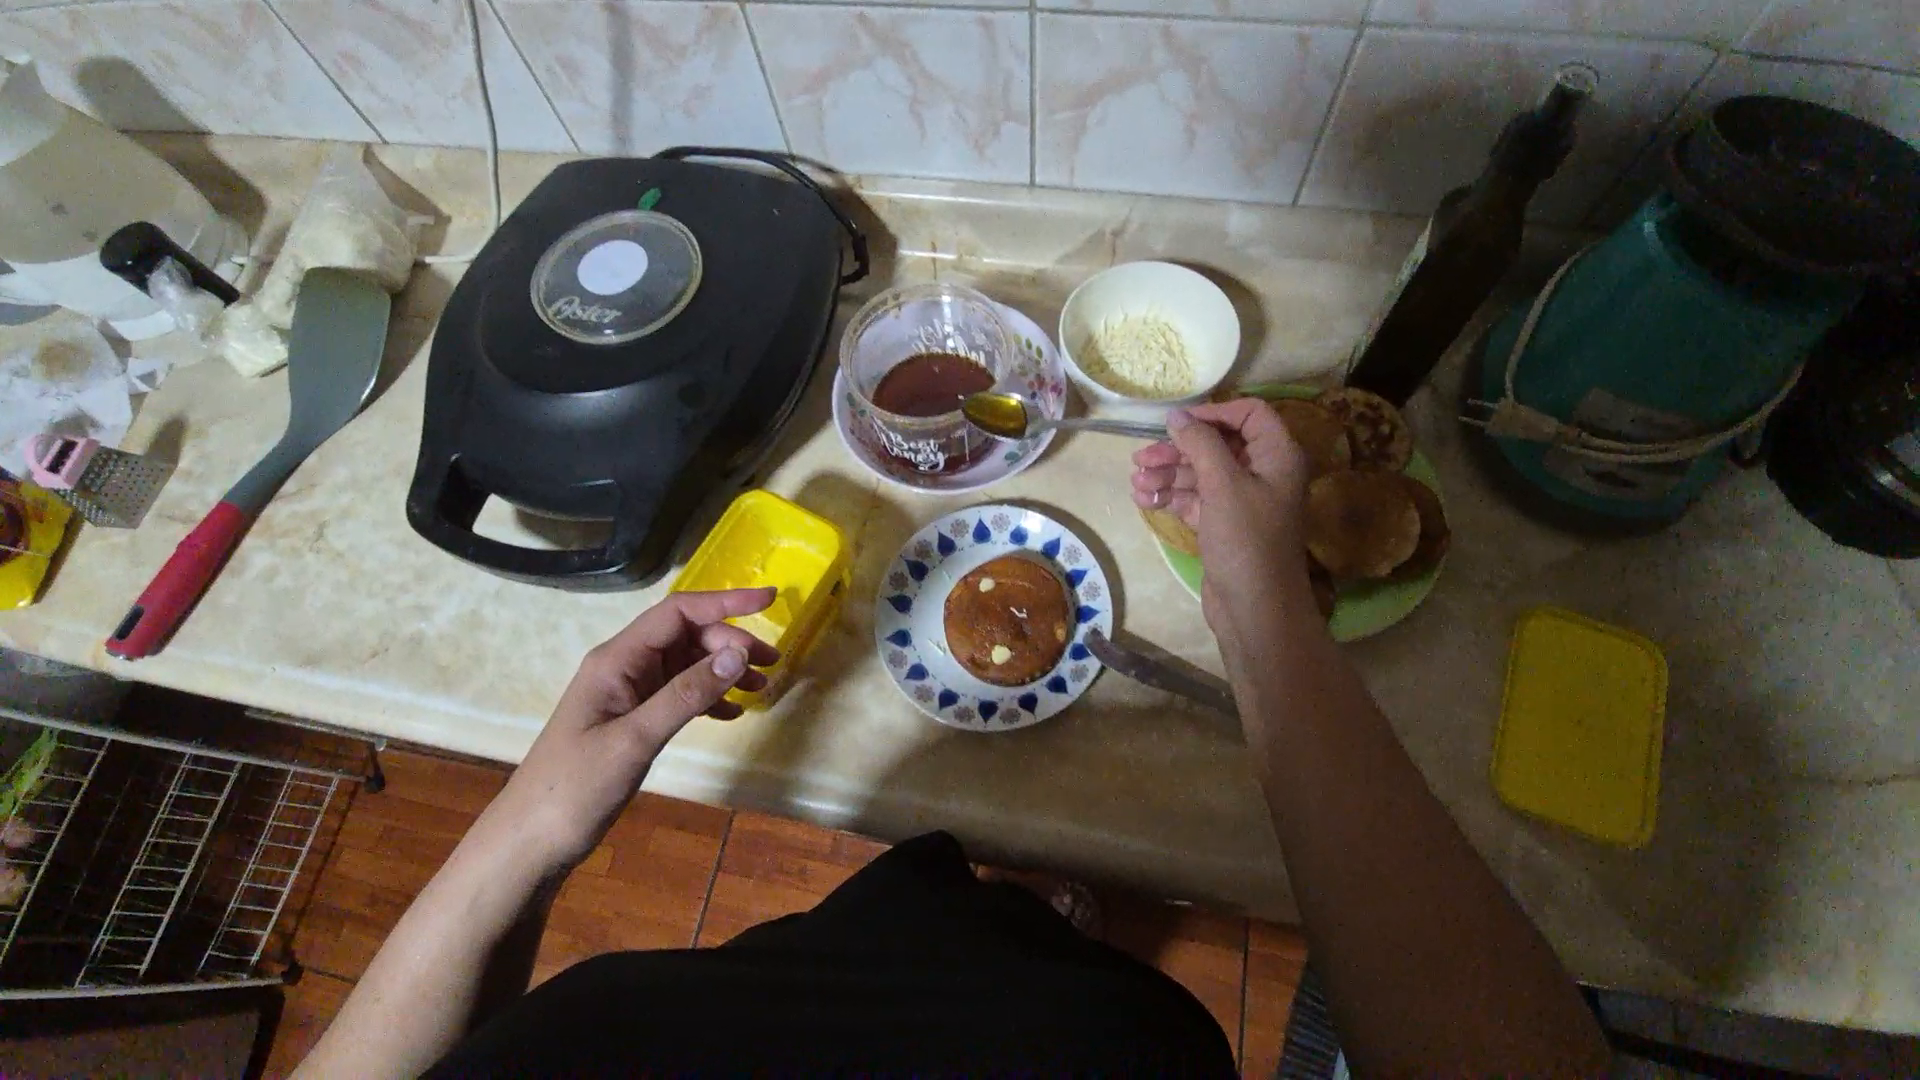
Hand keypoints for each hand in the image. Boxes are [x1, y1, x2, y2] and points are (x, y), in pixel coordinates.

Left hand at [474, 589, 780, 876]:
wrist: (531, 842)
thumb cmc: (575, 786)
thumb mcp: (635, 739)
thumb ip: (687, 694)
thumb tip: (738, 654)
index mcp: (618, 659)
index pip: (678, 612)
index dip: (725, 602)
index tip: (769, 601)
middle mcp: (625, 667)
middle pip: (687, 636)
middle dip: (731, 642)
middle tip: (770, 663)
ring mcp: (629, 693)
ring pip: (688, 665)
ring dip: (725, 670)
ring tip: (762, 687)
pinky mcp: (634, 720)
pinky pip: (681, 695)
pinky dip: (710, 698)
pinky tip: (733, 714)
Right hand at [1130, 399, 1315, 634]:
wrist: (1255, 609)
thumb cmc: (1247, 541)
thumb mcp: (1224, 485)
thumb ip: (1200, 444)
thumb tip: (1177, 416)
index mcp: (1277, 456)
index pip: (1249, 415)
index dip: (1213, 413)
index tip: (1177, 424)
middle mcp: (1262, 473)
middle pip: (1217, 446)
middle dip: (1177, 450)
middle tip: (1141, 459)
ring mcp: (1242, 501)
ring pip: (1201, 474)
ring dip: (1167, 475)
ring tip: (1136, 485)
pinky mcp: (1223, 526)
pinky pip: (1195, 500)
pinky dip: (1171, 498)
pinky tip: (1144, 501)